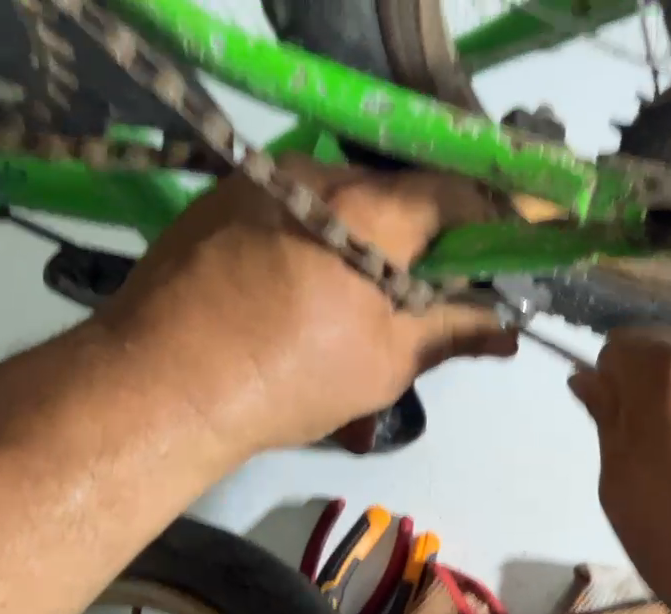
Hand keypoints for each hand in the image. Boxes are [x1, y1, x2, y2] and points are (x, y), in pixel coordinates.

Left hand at [93, 161, 517, 452]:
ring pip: (350, 195)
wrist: (161, 383)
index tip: (502, 260)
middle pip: (402, 190)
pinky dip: (329, 232)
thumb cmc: (291, 377)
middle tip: (439, 288)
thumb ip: (453, 332)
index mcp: (369, 212)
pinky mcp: (226, 194)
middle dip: (432, 234)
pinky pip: (303, 202)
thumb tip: (509, 331)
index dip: (490, 222)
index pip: (456, 191)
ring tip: (373, 292)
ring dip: (377, 234)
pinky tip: (318, 283)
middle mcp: (318, 173)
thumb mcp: (388, 363)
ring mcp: (265, 178)